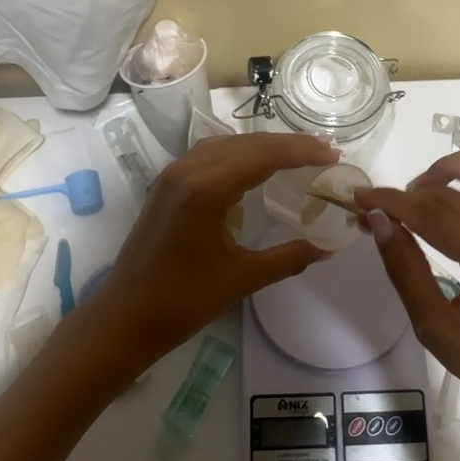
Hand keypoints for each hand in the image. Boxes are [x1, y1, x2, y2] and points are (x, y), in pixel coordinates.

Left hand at [78, 132, 338, 367]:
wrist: (125, 317)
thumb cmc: (182, 301)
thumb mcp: (242, 278)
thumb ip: (288, 258)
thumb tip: (328, 248)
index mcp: (206, 189)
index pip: (263, 155)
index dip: (301, 151)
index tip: (334, 154)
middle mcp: (188, 171)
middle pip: (248, 144)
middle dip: (288, 145)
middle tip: (326, 151)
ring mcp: (173, 175)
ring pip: (227, 144)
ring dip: (264, 146)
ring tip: (299, 153)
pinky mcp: (166, 185)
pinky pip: (210, 155)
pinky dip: (240, 153)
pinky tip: (257, 165)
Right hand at [356, 150, 459, 450]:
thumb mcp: (437, 328)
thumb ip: (406, 269)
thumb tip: (378, 221)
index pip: (436, 213)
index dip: (393, 202)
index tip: (360, 198)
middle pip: (459, 190)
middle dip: (414, 190)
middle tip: (383, 207)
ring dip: (457, 170)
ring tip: (424, 197)